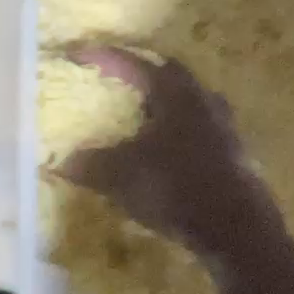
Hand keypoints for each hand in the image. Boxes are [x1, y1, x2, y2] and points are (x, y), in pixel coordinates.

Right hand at [59, 47, 277, 259]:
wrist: (239, 239)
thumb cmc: (173, 191)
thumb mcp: (115, 175)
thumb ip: (84, 162)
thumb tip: (54, 160)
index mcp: (178, 104)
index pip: (141, 66)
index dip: (107, 56)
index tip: (76, 54)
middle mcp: (207, 112)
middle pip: (177, 79)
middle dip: (144, 74)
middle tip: (113, 76)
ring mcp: (227, 138)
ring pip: (193, 105)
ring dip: (164, 102)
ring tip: (134, 110)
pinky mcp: (234, 162)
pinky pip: (200, 131)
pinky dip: (175, 129)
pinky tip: (155, 146)